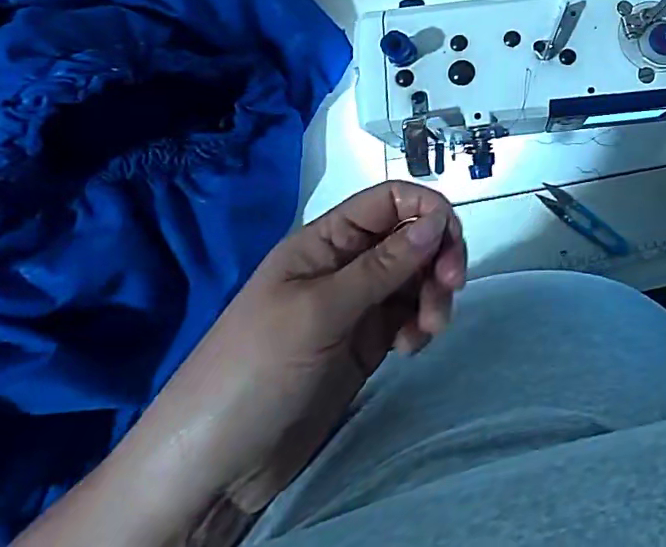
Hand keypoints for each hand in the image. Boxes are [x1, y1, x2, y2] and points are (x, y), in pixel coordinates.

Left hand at [23, 181, 465, 546]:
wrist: (214, 465)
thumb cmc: (256, 369)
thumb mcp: (319, 311)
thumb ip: (382, 266)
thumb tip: (437, 219)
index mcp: (324, 241)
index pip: (387, 201)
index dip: (424, 210)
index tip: (450, 240)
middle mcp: (343, 265)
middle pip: (408, 238)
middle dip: (436, 255)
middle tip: (451, 287)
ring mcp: (354, 306)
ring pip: (413, 278)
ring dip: (432, 294)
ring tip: (429, 330)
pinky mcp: (363, 344)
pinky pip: (406, 317)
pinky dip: (419, 325)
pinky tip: (411, 348)